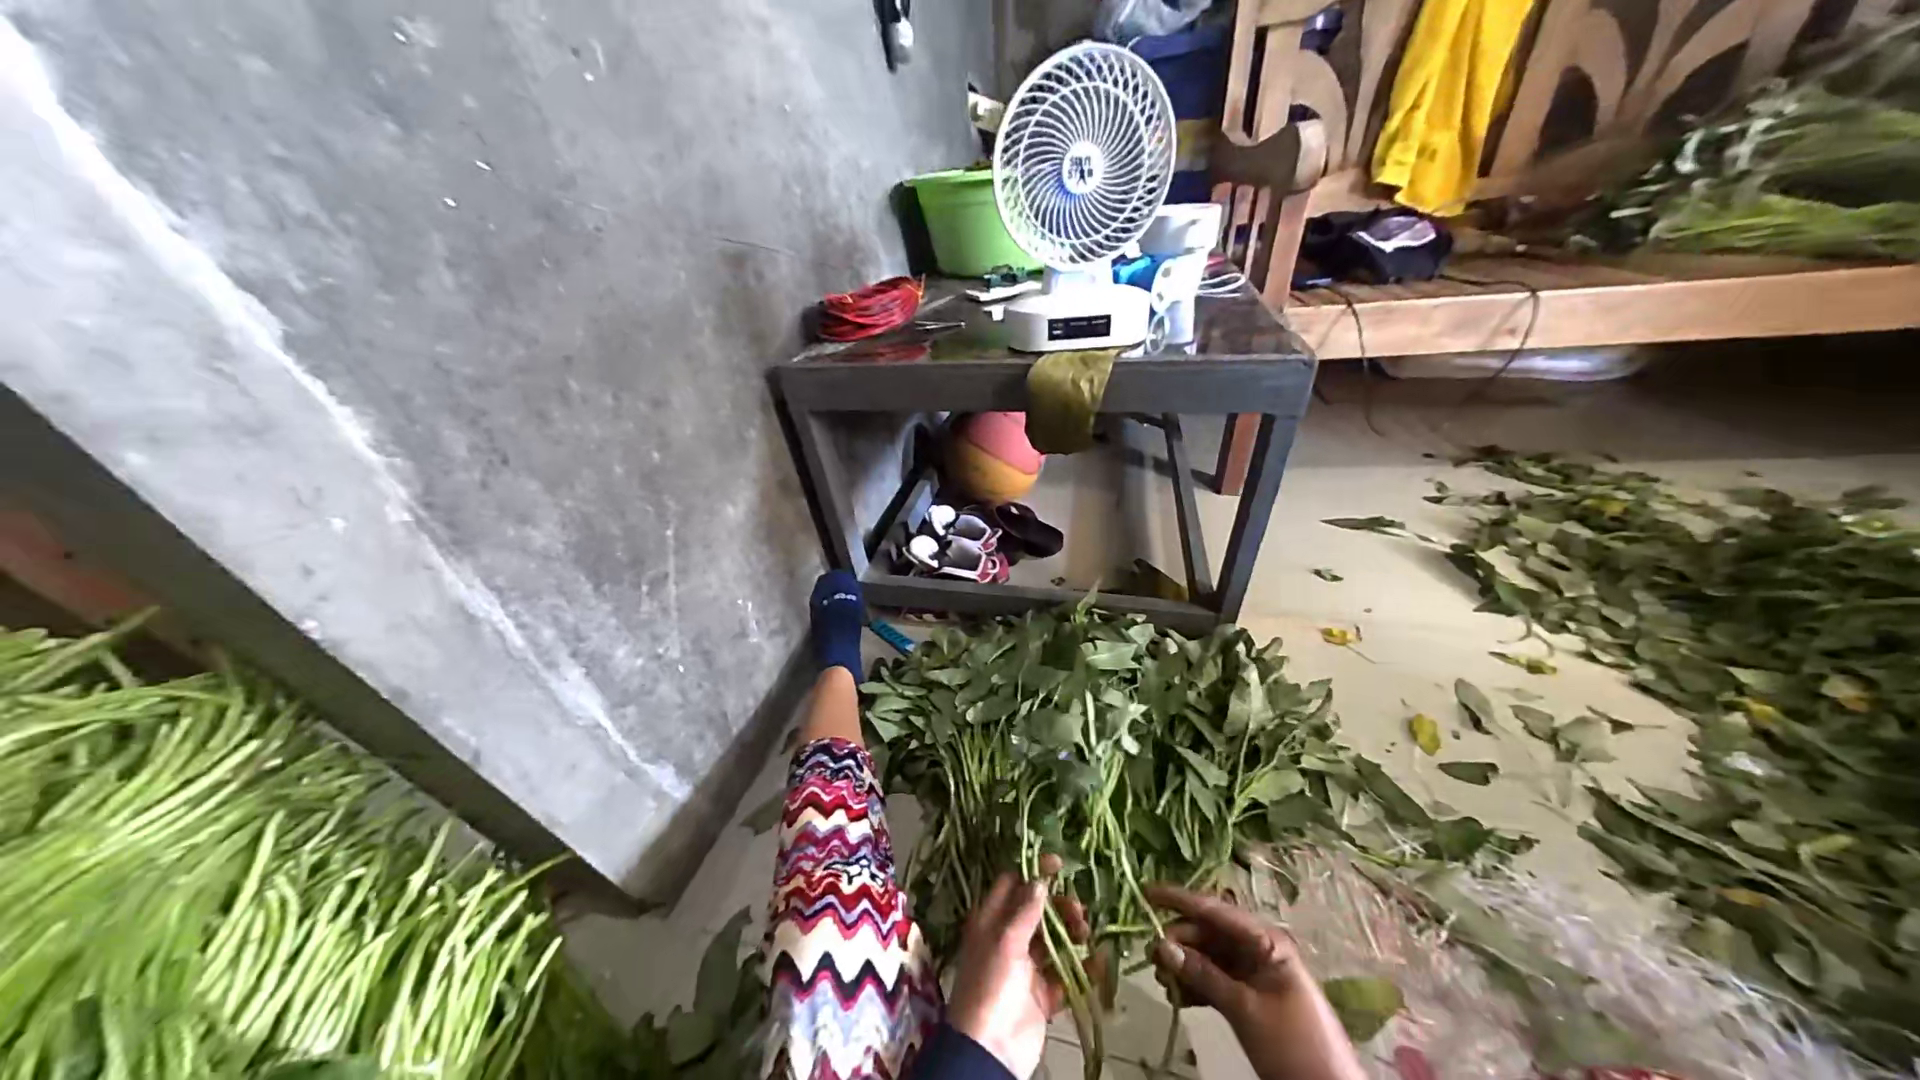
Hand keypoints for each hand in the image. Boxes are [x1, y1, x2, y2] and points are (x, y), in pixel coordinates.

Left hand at [946, 860, 1090, 1079]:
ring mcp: (1026, 967)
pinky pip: (1066, 975)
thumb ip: (1025, 910)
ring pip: (1054, 940)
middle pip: (1037, 911)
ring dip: (1072, 933)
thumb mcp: (1005, 941)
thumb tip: (1040, 879)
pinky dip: (1082, 967)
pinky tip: (1098, 961)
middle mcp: (1008, 938)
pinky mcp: (1043, 994)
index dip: (1033, 870)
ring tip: (1085, 934)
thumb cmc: (991, 985)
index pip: (1012, 883)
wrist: (990, 1050)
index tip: (1059, 863)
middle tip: (1078, 910)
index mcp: (991, 920)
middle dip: (1059, 905)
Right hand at [1147, 884, 1366, 1079]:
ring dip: (1183, 965)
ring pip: (1206, 956)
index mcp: (1265, 941)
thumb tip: (1162, 946)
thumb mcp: (1245, 1009)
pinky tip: (1177, 996)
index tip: (1145, 891)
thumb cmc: (1294, 1047)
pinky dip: (1194, 985)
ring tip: (1162, 981)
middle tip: (1150, 958)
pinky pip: (1213, 979)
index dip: (1179, 899)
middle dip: (1177, 941)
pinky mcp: (1248, 996)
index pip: (1215, 910)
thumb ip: (1203, 975)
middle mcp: (1257, 949)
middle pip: (1207, 933)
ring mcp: (1253, 973)